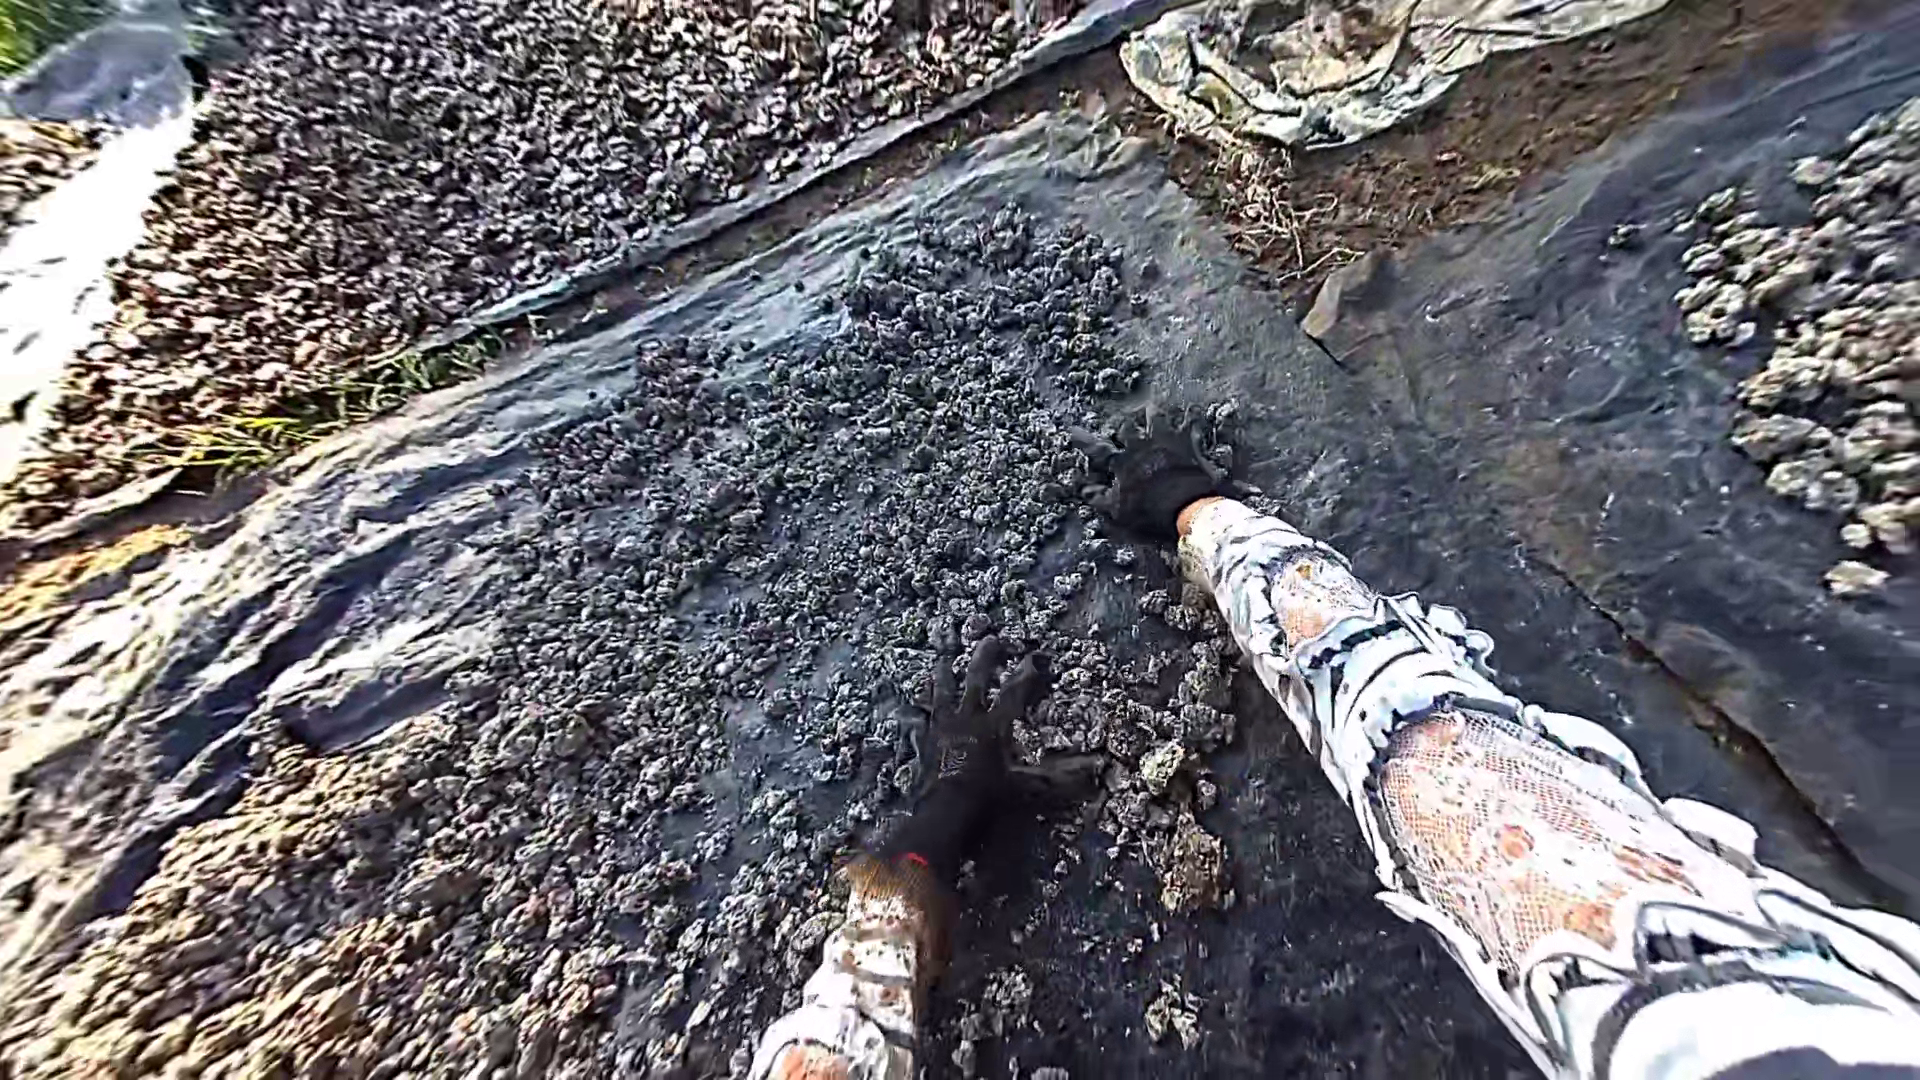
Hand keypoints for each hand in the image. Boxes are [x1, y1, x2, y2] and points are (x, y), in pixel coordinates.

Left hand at [877, 634, 1059, 884]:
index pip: (1015, 693)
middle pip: (977, 680)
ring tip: (943, 659)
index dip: (1028, 674)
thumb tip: (1095, 770)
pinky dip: (922, 703)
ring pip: (945, 691)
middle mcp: (969, 718)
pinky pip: (923, 714)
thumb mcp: (1027, 788)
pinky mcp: (926, 738)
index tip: (1037, 657)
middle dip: (986, 659)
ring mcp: (944, 726)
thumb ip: (1059, 778)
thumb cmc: (988, 798)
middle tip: (991, 639)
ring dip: (946, 674)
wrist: (945, 810)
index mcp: (994, 725)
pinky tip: (918, 695)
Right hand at [1073, 405, 1239, 539]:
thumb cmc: (1149, 510)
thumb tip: (1083, 488)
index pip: (1096, 448)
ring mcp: (1166, 441)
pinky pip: (1188, 425)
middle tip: (1118, 418)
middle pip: (1127, 426)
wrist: (1190, 507)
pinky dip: (1187, 420)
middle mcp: (1141, 445)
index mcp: (1122, 461)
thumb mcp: (1117, 509)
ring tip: (1149, 407)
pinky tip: (1189, 415)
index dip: (1083, 440)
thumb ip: (1097, 497)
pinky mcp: (1189, 444)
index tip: (1072, 430)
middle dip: (1120, 423)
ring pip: (1156, 418)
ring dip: (1151, 413)